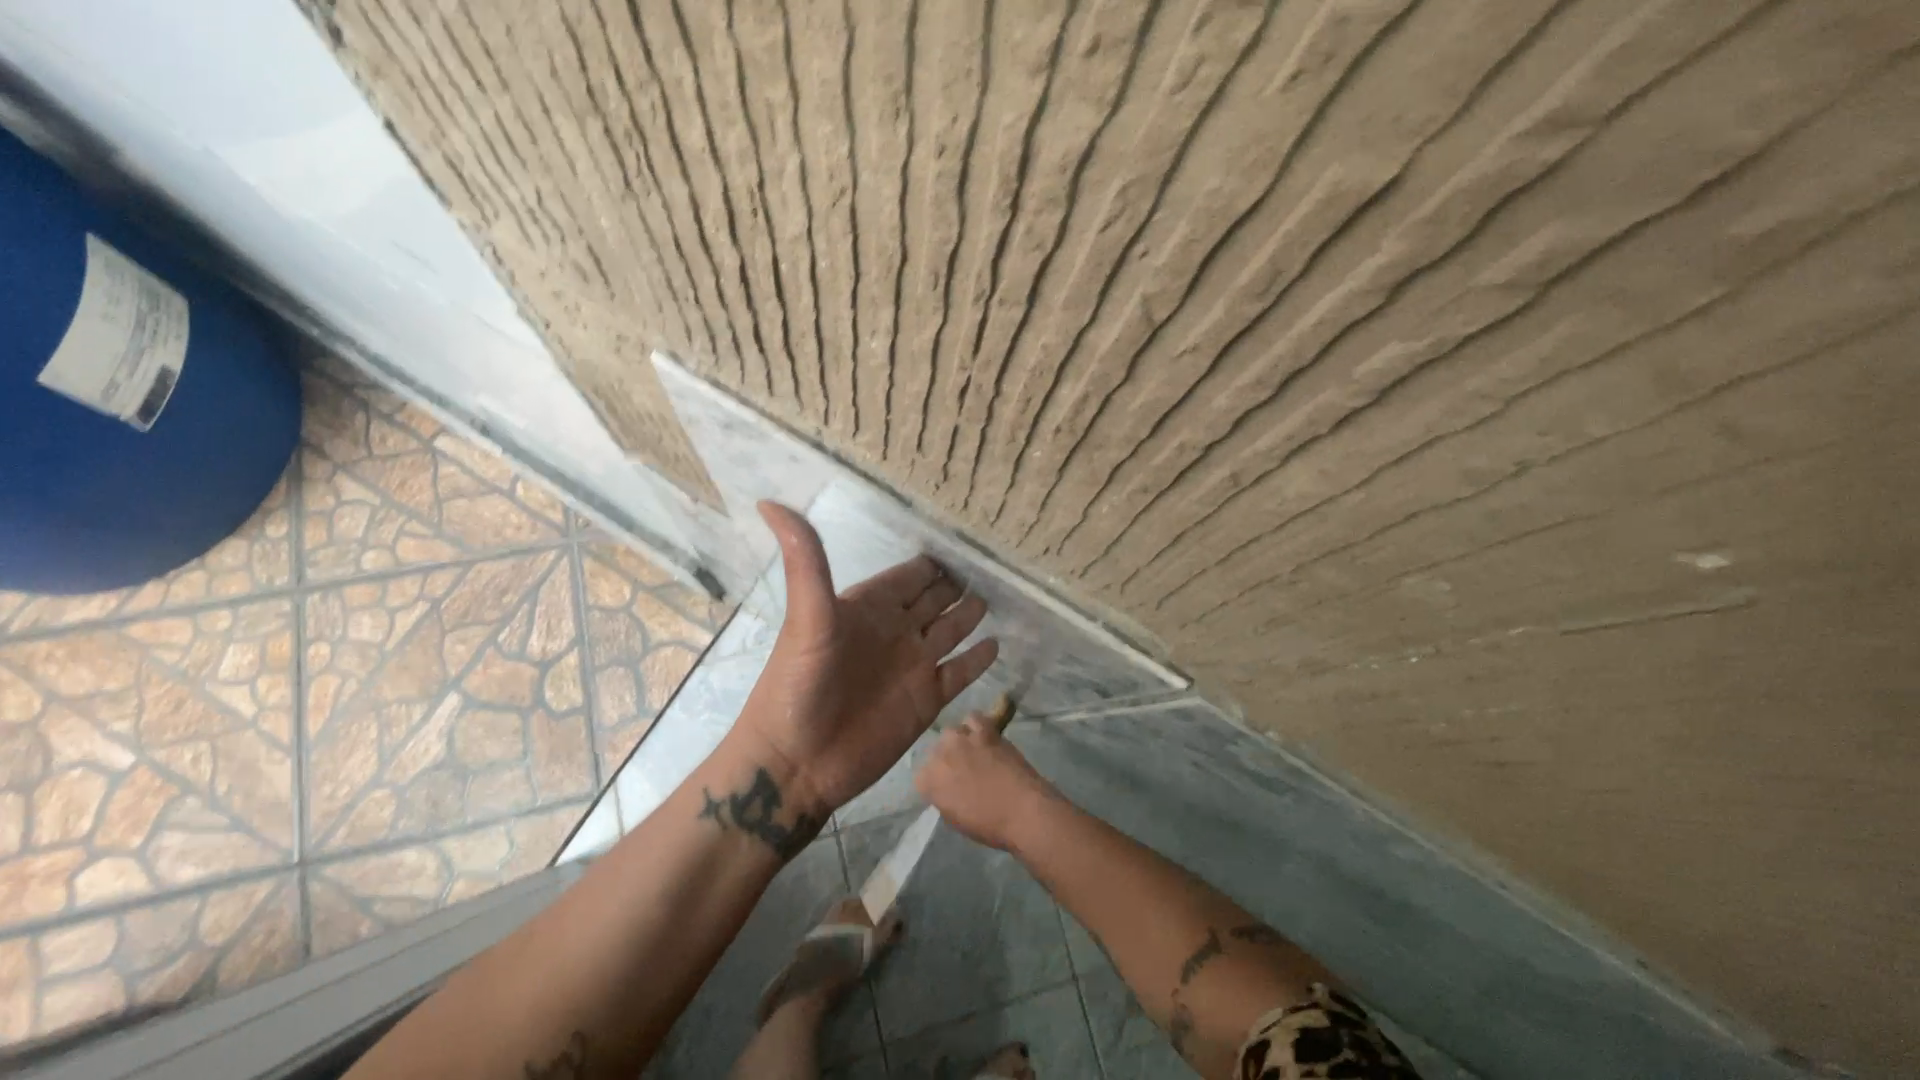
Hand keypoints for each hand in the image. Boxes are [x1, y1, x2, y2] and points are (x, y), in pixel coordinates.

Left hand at [732, 501, 999, 818]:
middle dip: (956, 584)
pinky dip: (978, 659)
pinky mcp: (926, 701)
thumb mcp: (806, 618)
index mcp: (867, 608)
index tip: (964, 540)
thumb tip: (772, 502)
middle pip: (934, 600)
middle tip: (993, 563)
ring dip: (970, 615)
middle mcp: (893, 632)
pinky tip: (996, 644)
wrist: (797, 763)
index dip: (932, 563)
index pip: (909, 576)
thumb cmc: (798, 686)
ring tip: (996, 596)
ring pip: (951, 631)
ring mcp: (912, 667)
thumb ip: (806, 561)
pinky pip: (960, 673)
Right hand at [916, 712, 1059, 851]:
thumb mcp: (955, 819)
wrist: (1023, 810)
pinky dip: (977, 726)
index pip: (922, 776)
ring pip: (953, 732)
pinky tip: (984, 736)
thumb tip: (947, 788)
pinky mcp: (985, 730)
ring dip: (960, 741)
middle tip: (961, 770)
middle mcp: (939, 755)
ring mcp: (962, 739)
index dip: (935, 782)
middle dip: (945, 759)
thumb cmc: (989, 825)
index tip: (946, 788)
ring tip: (972, 752)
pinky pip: (974, 718)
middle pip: (936, 750)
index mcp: (928, 781)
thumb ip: (944, 798)